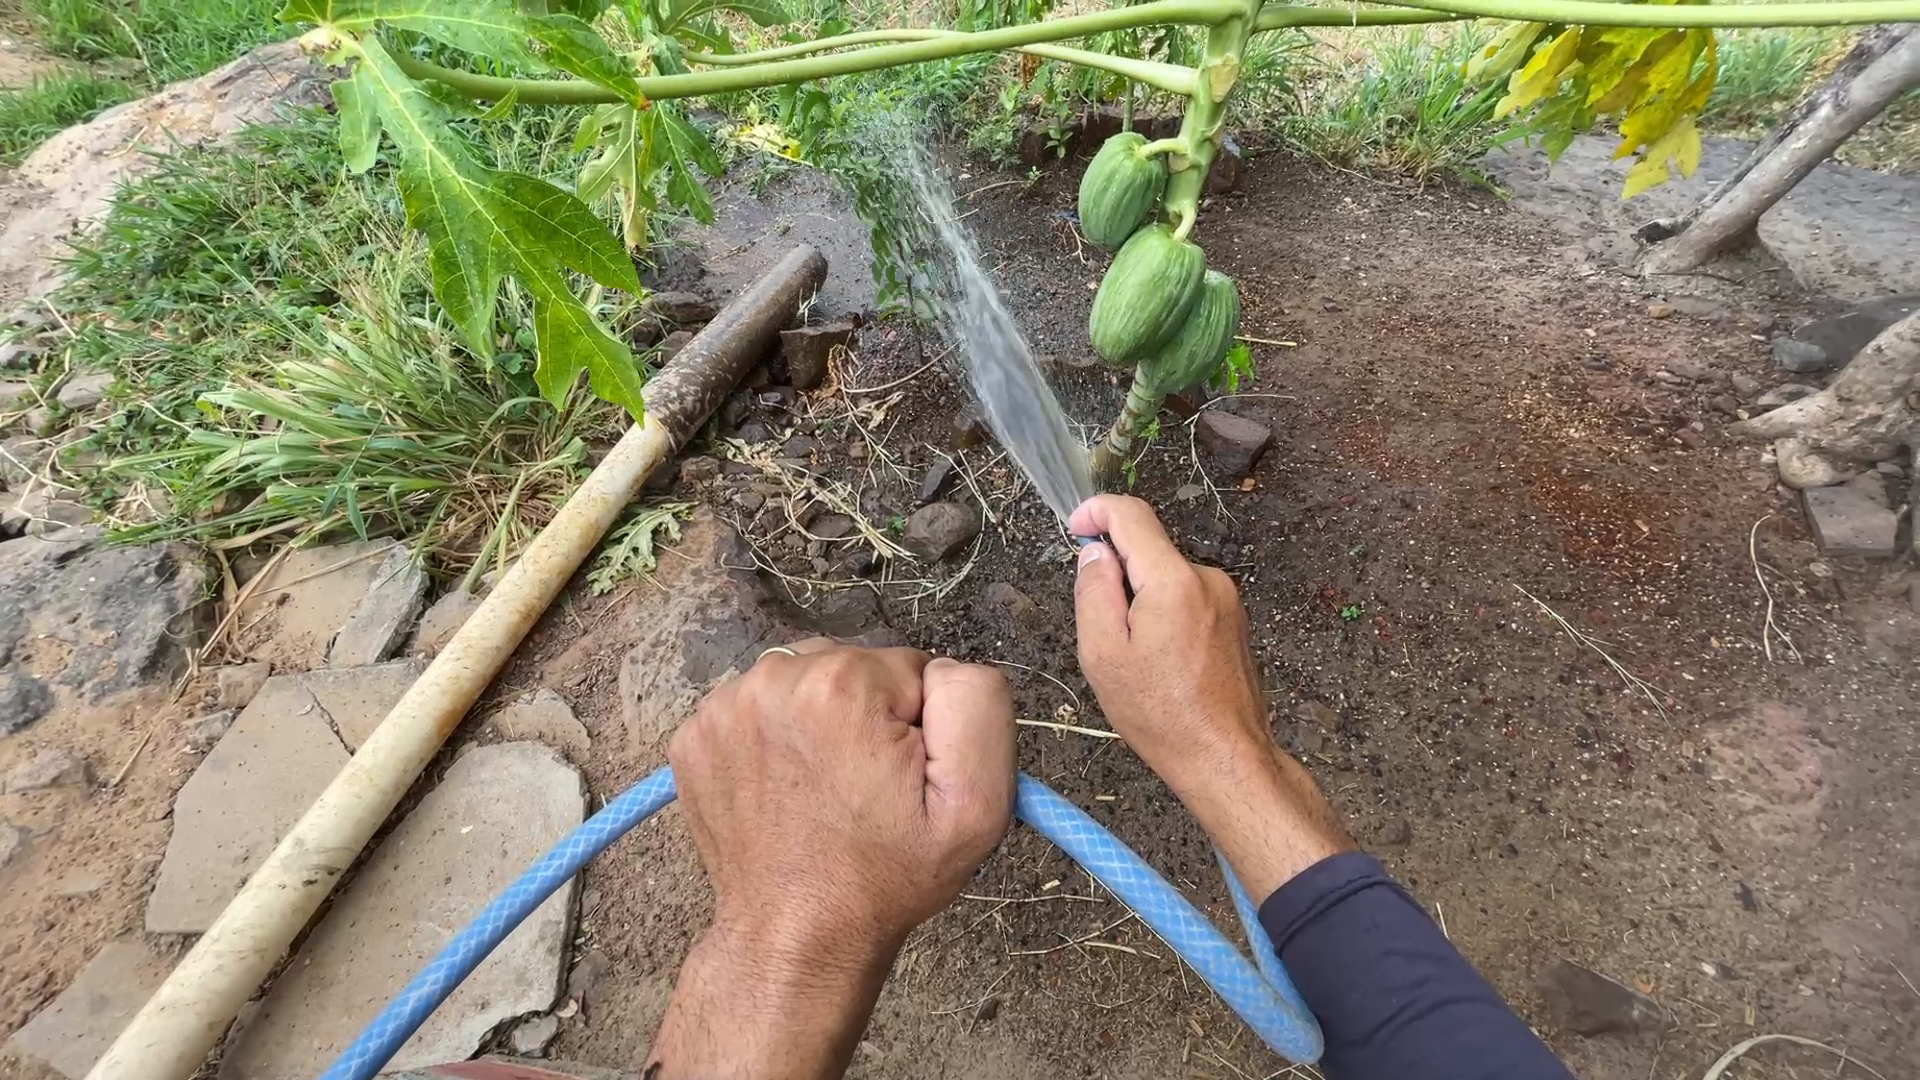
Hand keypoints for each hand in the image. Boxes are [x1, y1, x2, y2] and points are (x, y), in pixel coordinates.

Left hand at [650, 640, 1013, 1079]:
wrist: (796, 939)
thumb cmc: (886, 875)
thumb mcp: (976, 802)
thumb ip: (978, 702)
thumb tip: (940, 668)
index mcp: (842, 683)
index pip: (908, 669)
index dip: (917, 722)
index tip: (900, 774)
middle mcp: (773, 678)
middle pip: (853, 667)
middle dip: (869, 714)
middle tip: (866, 782)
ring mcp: (724, 706)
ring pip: (806, 682)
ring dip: (822, 719)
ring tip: (825, 783)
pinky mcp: (695, 733)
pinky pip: (762, 708)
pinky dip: (777, 735)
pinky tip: (786, 784)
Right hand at [1071, 495, 1350, 899]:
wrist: (1226, 757)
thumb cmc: (1158, 713)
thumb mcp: (1103, 654)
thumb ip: (1094, 591)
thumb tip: (1095, 552)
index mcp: (1173, 580)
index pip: (1132, 515)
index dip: (1096, 511)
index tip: (1075, 528)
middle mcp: (1207, 577)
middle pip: (1149, 548)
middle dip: (1116, 570)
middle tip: (1101, 626)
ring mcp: (1226, 597)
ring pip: (1166, 575)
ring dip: (1139, 595)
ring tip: (1134, 654)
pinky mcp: (1234, 618)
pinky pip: (1186, 595)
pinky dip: (1162, 610)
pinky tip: (1160, 658)